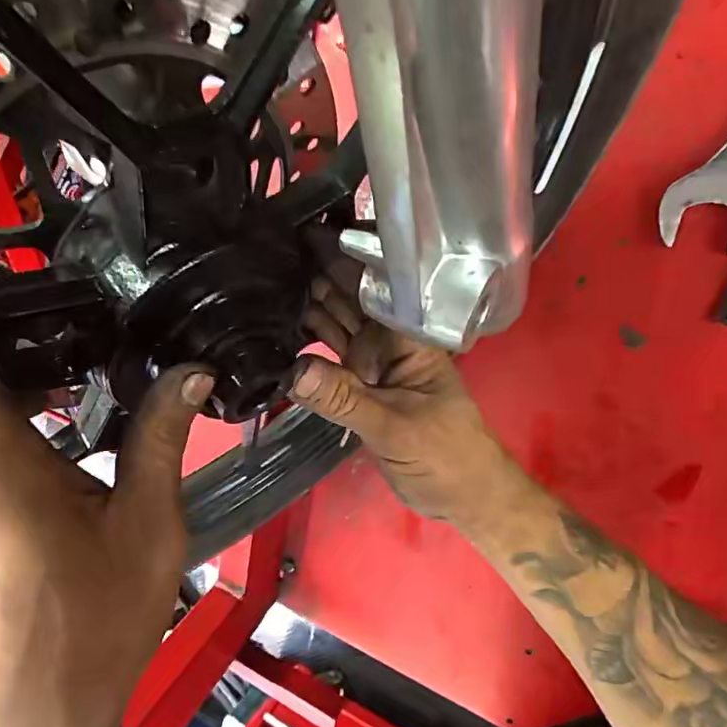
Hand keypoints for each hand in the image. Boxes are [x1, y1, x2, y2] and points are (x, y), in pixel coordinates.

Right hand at [288, 241, 543, 533]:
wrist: (461, 495)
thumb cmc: (446, 456)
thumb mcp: (395, 429)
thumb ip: (344, 400)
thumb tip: (291, 371)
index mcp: (408, 336)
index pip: (374, 284)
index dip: (343, 255)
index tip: (302, 231)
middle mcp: (387, 340)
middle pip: (349, 296)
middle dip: (317, 270)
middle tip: (268, 247)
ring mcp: (371, 361)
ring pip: (336, 321)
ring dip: (308, 300)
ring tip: (265, 273)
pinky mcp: (357, 384)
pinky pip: (328, 354)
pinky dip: (306, 340)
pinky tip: (278, 322)